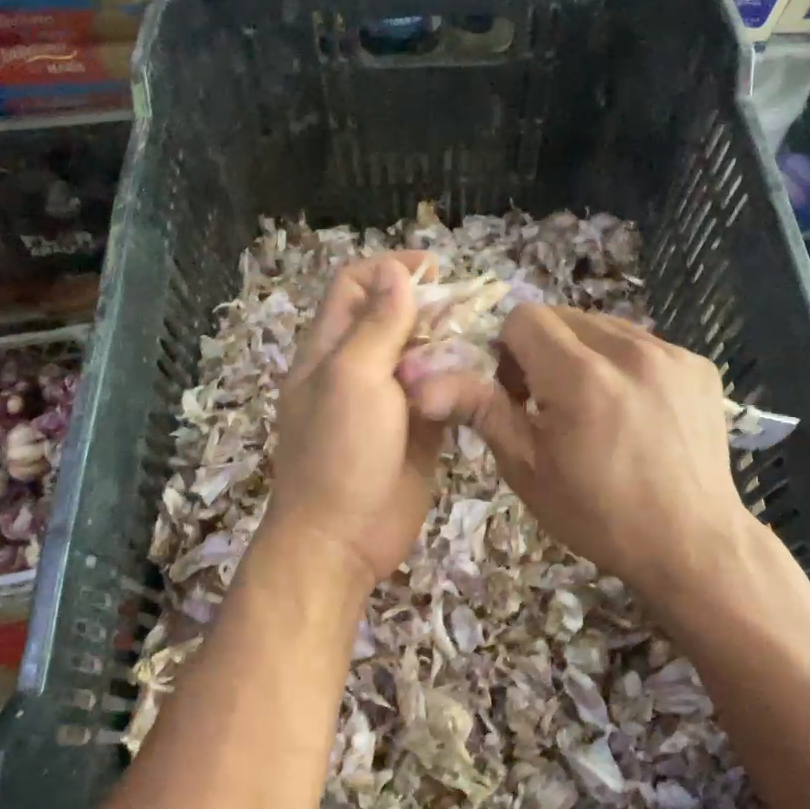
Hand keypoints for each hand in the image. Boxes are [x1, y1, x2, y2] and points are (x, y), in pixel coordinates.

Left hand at [265, 251, 444, 583]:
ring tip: (477, 343)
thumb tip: (396, 272)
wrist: (341, 539)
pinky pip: (440, 392)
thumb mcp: (353, 378)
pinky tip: (480, 379)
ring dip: (448, 343)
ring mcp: (388, 401)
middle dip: (429, 305)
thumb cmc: (339, 452)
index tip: (435, 269)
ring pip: (422, 353)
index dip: (390, 269)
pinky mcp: (417, 430)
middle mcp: (356, 367)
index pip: (355, 286)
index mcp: (329, 348)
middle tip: (467, 309)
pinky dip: (458, 380)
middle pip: (393, 316)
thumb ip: (377, 325)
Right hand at [402, 304, 769, 598]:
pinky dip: (625, 365)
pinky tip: (632, 412)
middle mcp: (630, 351)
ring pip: (604, 326)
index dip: (507, 350)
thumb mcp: (527, 468)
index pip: (524, 317)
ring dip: (584, 354)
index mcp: (581, 376)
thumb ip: (479, 408)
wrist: (691, 545)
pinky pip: (644, 344)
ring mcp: (671, 355)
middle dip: (544, 350)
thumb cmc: (599, 515)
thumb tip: (417, 380)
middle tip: (549, 404)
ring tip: (593, 409)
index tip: (515, 393)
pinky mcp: (698, 365)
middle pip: (563, 317)